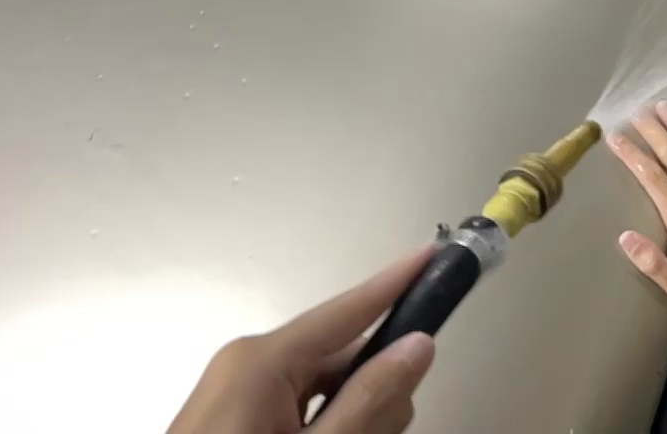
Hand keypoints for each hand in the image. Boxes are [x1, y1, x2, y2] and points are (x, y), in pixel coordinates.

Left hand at [168, 247, 437, 433]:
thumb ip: (368, 403)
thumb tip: (418, 345)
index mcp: (262, 361)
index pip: (349, 308)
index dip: (397, 280)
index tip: (433, 251)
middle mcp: (248, 365)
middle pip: (344, 355)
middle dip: (376, 388)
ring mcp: (236, 395)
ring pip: (327, 387)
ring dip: (352, 419)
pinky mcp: (232, 423)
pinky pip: (300, 409)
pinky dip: (325, 428)